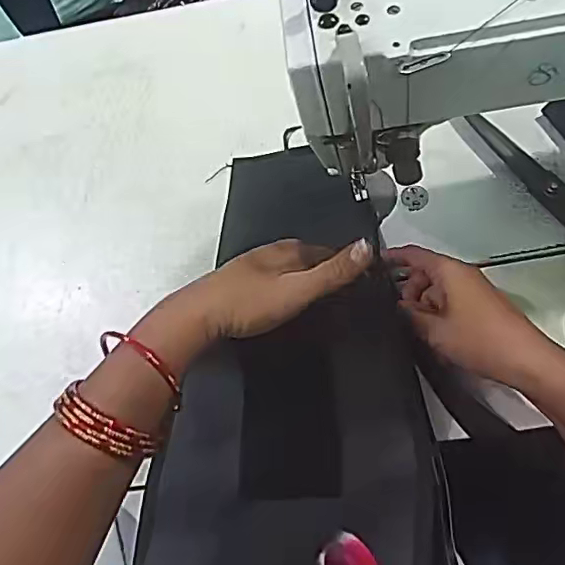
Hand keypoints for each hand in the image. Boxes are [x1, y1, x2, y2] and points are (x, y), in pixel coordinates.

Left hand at [134, 239, 372, 366]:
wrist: (199, 316)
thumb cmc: (245, 303)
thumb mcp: (298, 290)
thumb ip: (333, 272)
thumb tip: (364, 248)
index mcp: (289, 251)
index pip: (330, 250)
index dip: (349, 262)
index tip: (364, 272)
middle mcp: (272, 253)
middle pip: (311, 258)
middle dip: (329, 269)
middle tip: (348, 284)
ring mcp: (256, 268)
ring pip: (291, 268)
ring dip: (308, 278)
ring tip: (322, 293)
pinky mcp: (243, 284)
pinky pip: (276, 281)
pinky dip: (289, 288)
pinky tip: (287, 301)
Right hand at [387, 245, 560, 387]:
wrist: (526, 360)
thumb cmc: (490, 342)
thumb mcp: (435, 331)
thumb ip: (411, 317)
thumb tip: (402, 311)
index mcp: (450, 271)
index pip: (414, 254)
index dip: (393, 257)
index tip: (381, 261)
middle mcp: (464, 274)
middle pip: (426, 272)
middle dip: (410, 290)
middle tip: (402, 311)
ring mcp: (475, 289)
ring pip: (440, 289)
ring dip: (427, 305)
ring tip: (425, 330)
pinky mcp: (484, 305)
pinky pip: (454, 301)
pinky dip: (442, 313)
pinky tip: (442, 336)